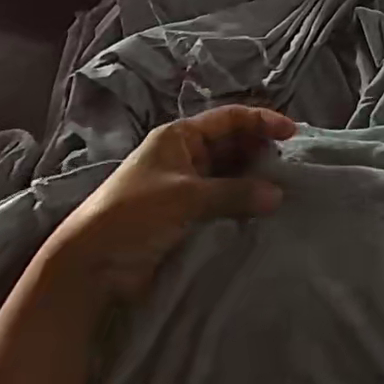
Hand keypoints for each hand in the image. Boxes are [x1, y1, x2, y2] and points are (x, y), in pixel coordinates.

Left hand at [47, 105, 293, 300]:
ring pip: (232, 173)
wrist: (91, 265)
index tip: (291, 133)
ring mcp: (188, 185)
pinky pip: (225, 200)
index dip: (261, 121)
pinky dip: (244, 202)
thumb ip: (233, 193)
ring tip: (284, 189)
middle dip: (261, 151)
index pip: (229, 119)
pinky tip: (264, 210)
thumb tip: (278, 194)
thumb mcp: (185, 197)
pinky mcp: (189, 214)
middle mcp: (186, 155)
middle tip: (290, 167)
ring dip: (254, 179)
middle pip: (233, 144)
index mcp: (179, 137)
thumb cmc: (133, 214)